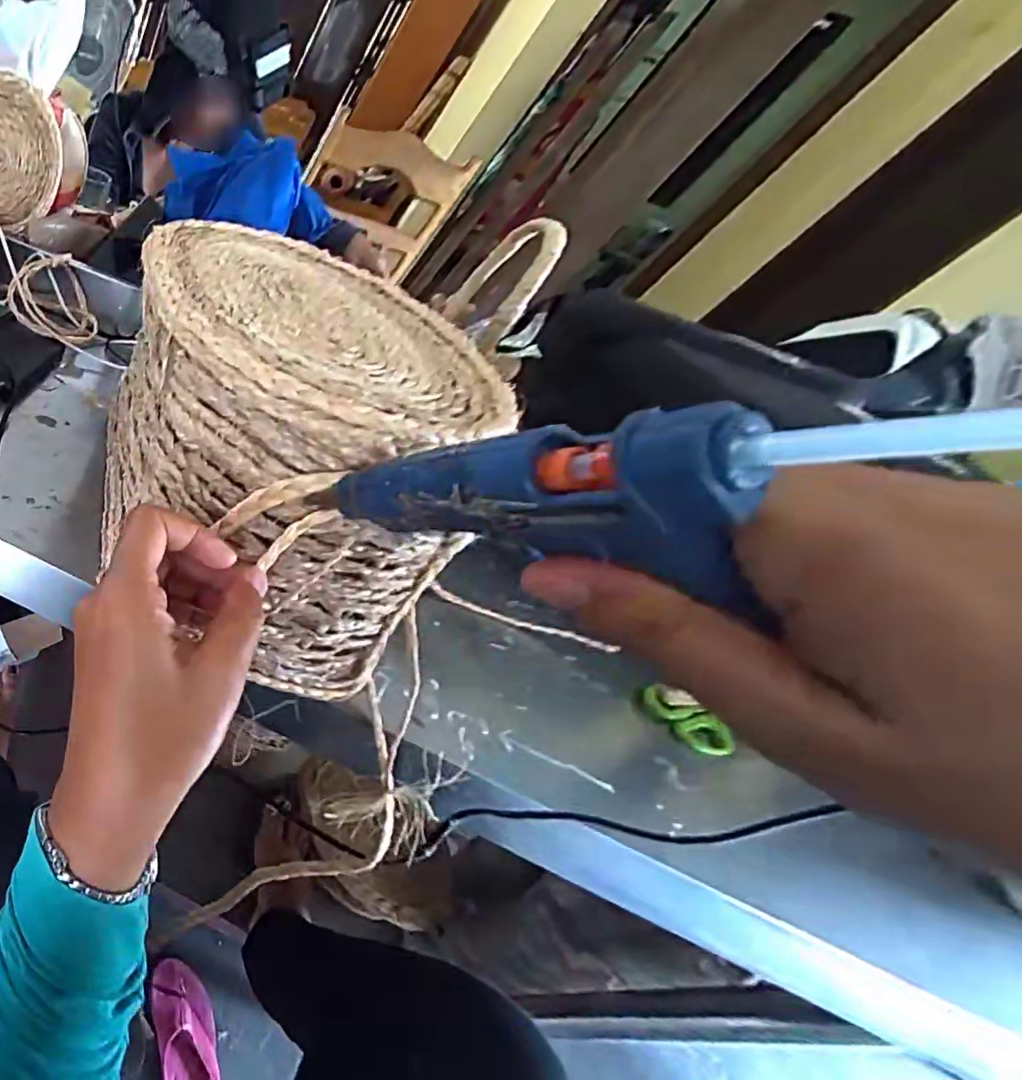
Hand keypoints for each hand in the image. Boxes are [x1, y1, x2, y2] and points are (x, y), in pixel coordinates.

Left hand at [51, 506, 267, 889]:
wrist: (109, 796)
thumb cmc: (164, 737)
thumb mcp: (218, 674)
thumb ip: (240, 615)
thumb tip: (254, 578)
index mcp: (123, 595)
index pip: (150, 522)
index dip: (196, 533)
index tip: (230, 568)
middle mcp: (100, 600)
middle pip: (149, 550)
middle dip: (199, 563)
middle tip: (241, 598)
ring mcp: (95, 624)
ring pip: (144, 579)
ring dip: (189, 588)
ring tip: (229, 622)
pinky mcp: (98, 646)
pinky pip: (134, 607)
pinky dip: (170, 609)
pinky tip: (202, 640)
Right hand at [520, 465, 1021, 863]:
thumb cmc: (1009, 779)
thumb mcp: (802, 724)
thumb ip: (664, 636)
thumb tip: (546, 572)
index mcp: (816, 530)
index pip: (647, 472)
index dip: (571, 496)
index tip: (516, 535)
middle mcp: (863, 485)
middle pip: (691, 483)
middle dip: (636, 538)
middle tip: (624, 616)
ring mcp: (924, 491)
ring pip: (747, 498)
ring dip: (701, 553)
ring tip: (728, 637)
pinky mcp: (961, 512)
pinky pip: (815, 513)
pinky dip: (766, 555)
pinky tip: (803, 624)